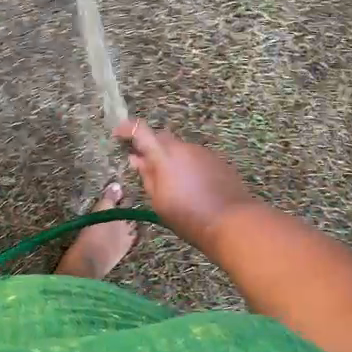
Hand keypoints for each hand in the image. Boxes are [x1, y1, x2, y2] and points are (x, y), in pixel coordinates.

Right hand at [116, 119, 256, 243]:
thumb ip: (147, 176)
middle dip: (151, 146)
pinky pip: (196, 158)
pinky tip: (192, 186)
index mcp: (164, 155)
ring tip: (172, 182)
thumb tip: (136, 159)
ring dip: (171, 158)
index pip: (141, 131)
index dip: (128, 129)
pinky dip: (188, 166)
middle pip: (162, 138)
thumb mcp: (159, 201)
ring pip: (180, 149)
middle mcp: (184, 147)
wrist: (233, 222)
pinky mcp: (218, 161)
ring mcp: (203, 152)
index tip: (118, 135)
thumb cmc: (188, 216)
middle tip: (145, 164)